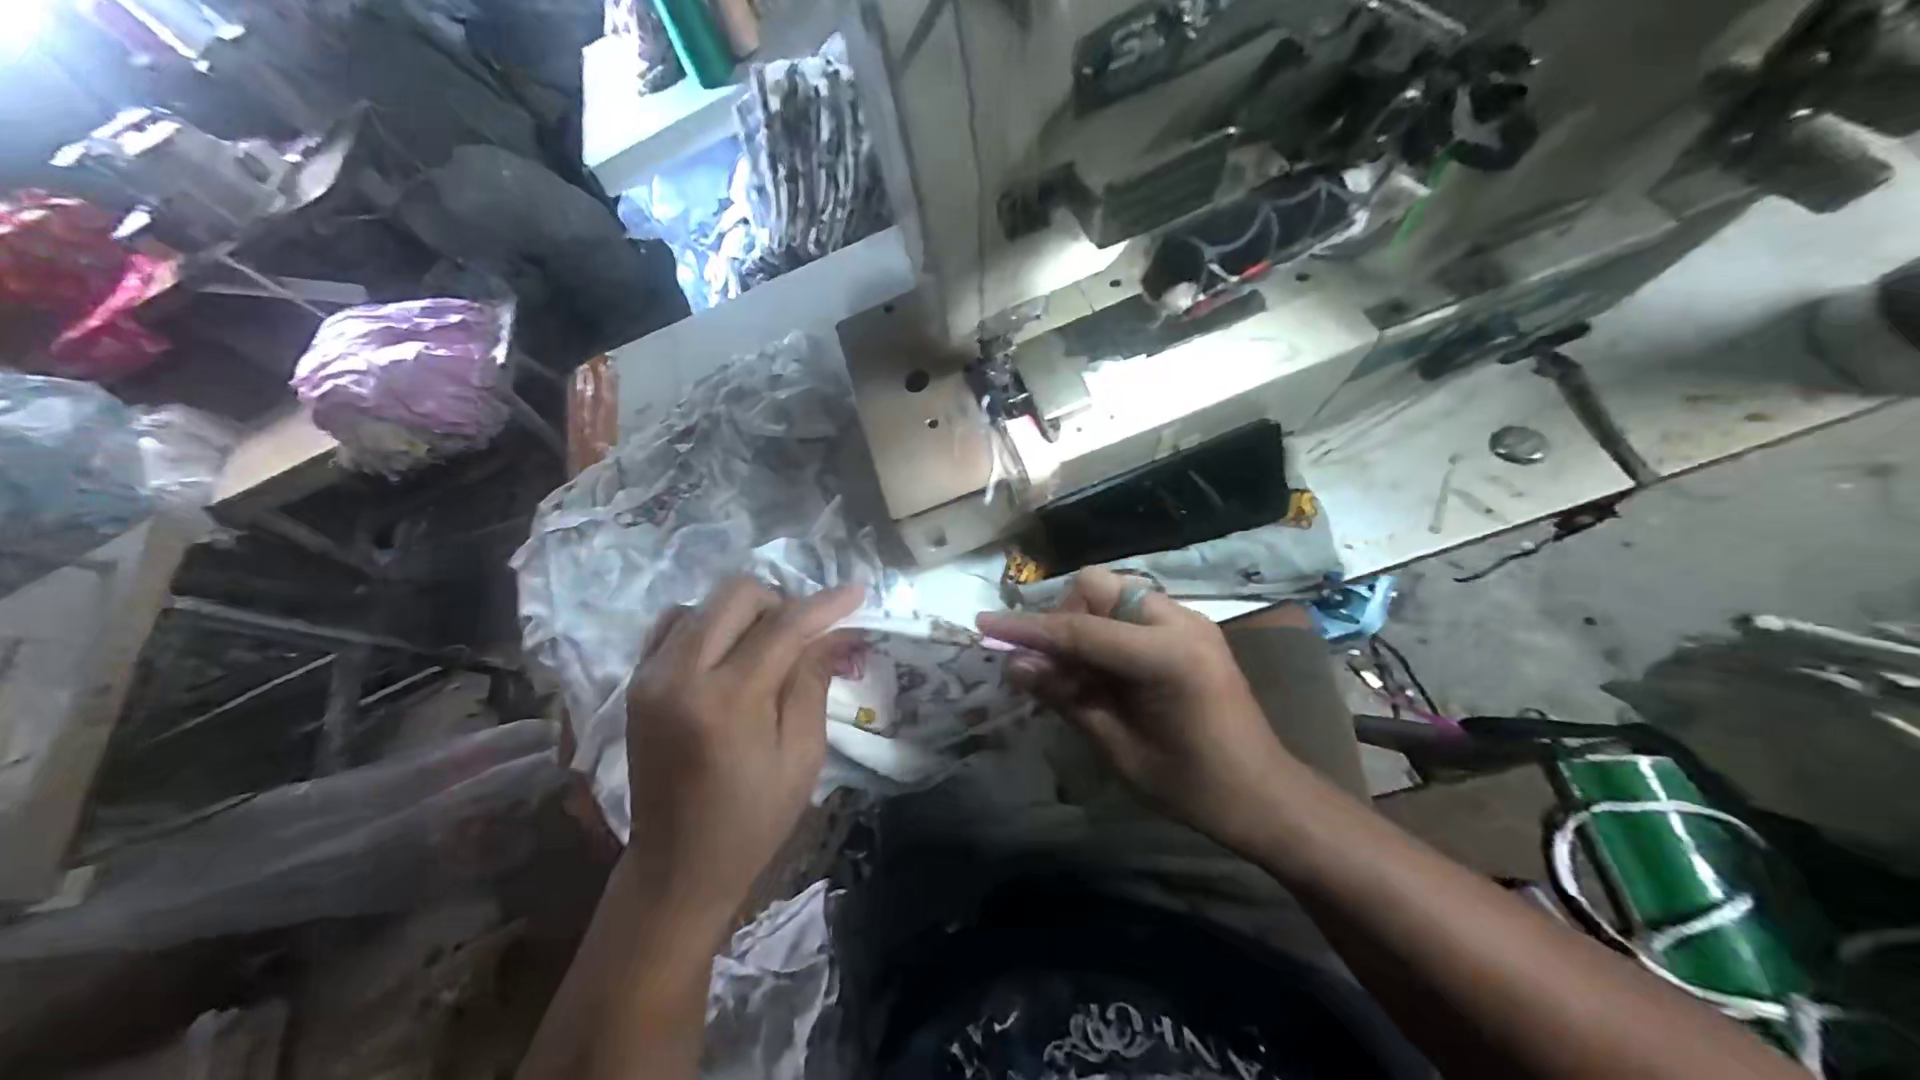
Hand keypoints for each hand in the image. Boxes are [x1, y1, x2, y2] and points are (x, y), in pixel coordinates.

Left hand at [624, 576, 863, 921]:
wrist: (676, 866)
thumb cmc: (753, 820)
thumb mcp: (801, 754)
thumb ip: (814, 680)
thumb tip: (839, 630)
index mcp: (725, 702)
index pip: (782, 627)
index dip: (824, 605)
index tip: (857, 591)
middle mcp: (678, 675)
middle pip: (736, 595)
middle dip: (781, 602)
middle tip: (806, 633)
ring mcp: (649, 675)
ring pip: (705, 603)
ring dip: (746, 612)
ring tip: (770, 646)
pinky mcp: (636, 682)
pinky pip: (676, 624)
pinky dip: (710, 624)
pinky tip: (731, 653)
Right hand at [977, 568, 1298, 851]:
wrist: (1265, 795)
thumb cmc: (1195, 787)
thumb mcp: (1120, 750)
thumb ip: (1067, 698)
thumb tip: (1015, 665)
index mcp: (1168, 657)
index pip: (1080, 631)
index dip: (1027, 630)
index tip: (983, 625)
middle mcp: (1181, 622)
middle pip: (1098, 585)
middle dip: (1063, 616)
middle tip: (1051, 666)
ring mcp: (1190, 620)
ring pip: (1114, 591)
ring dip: (1083, 622)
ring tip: (1076, 673)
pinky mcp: (1191, 628)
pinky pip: (1132, 609)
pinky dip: (1105, 629)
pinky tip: (1103, 670)